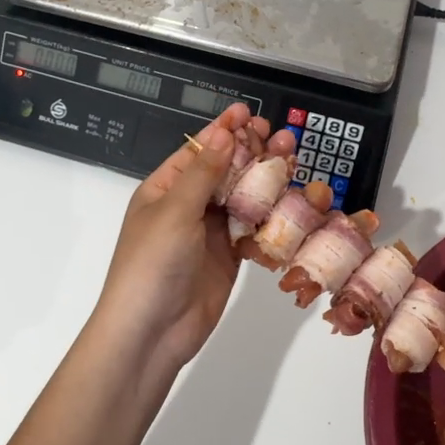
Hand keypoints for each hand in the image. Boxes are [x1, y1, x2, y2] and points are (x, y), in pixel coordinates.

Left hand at [92, 104, 288, 369]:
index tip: (248, 112)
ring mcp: (209, 232)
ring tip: (293, 159)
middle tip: (281, 136)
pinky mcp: (229, 257)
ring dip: (267, 179)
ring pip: (243, 196)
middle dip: (252, 151)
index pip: (198, 150)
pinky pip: (253, 228)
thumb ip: (204, 174)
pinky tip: (293, 199)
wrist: (152, 332)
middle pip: (225, 170)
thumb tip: (223, 134)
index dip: (223, 130)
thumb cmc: (151, 265)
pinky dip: (272, 214)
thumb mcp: (174, 212)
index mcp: (164, 189)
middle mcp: (187, 206)